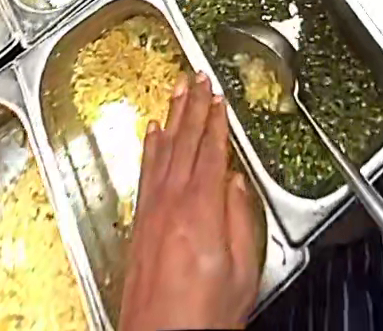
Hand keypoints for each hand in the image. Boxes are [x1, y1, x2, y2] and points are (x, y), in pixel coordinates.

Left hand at [119, 74, 259, 330]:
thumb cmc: (204, 316)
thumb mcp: (241, 269)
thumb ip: (240, 219)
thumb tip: (236, 183)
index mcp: (202, 206)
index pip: (210, 149)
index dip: (216, 120)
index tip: (219, 96)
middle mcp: (173, 200)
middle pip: (185, 140)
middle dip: (193, 105)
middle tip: (197, 76)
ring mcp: (153, 209)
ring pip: (164, 149)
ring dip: (172, 115)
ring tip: (176, 89)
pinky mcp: (140, 222)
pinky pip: (146, 171)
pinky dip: (150, 146)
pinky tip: (153, 132)